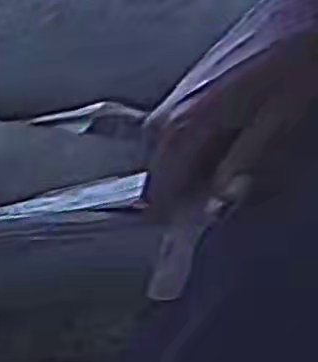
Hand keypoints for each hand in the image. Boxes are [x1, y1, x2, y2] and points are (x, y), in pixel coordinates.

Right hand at [142, 0, 317, 216]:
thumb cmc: (308, 47)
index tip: (214, 214)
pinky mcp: (182, 93)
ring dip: (202, 159)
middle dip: (194, 183)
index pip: (160, 196)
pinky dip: (204, 138)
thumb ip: (249, 160)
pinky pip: (181, 133)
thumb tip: (221, 206)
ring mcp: (167, 108)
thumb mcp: (290, 109)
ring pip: (171, 156)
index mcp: (176, 134)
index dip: (185, 211)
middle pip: (163, 177)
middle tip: (238, 178)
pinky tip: (238, 123)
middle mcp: (158, 125)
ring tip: (244, 145)